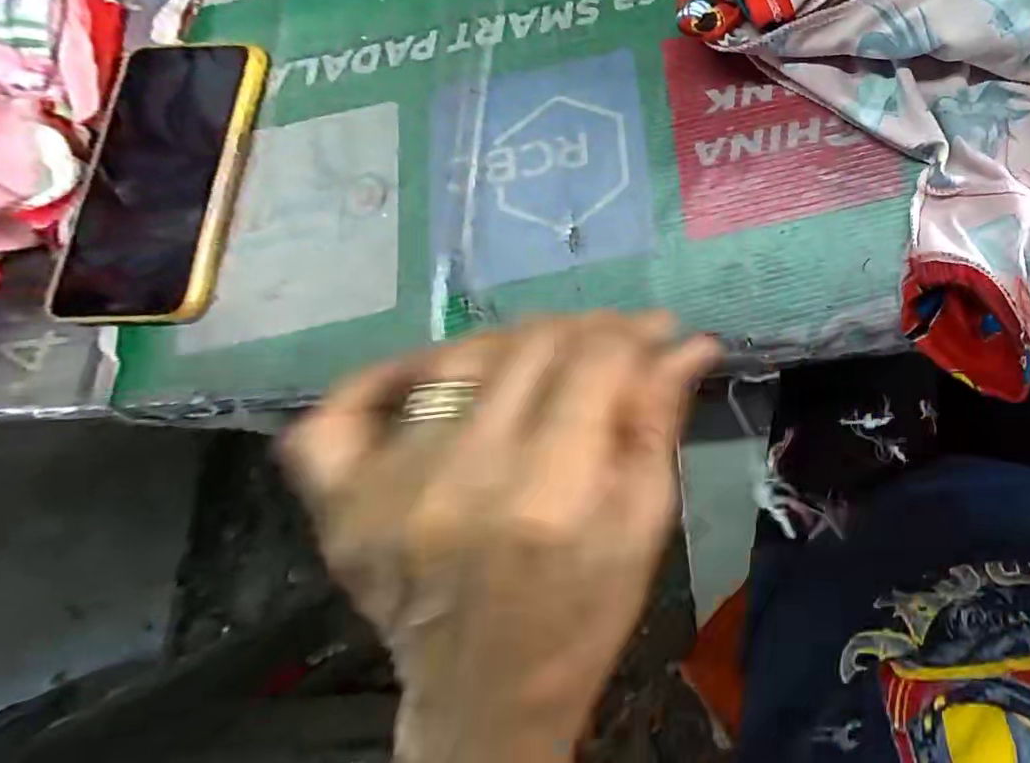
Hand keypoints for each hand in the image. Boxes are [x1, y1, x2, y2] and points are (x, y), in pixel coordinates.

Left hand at [280, 312, 721, 762]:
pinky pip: (340, 412)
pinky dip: (385, 373)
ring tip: (550, 352)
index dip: (636, 332)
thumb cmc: (587, 614)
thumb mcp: (647, 522)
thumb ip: (659, 422)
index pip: (596, 363)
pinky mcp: (340, 506)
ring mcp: (386, 492)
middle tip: (615, 339)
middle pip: (531, 347)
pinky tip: (434, 371)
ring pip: (459, 357)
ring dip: (518, 339)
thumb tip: (689, 343)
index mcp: (550, 499)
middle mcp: (461, 483)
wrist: (488, 700)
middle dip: (589, 329)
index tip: (660, 330)